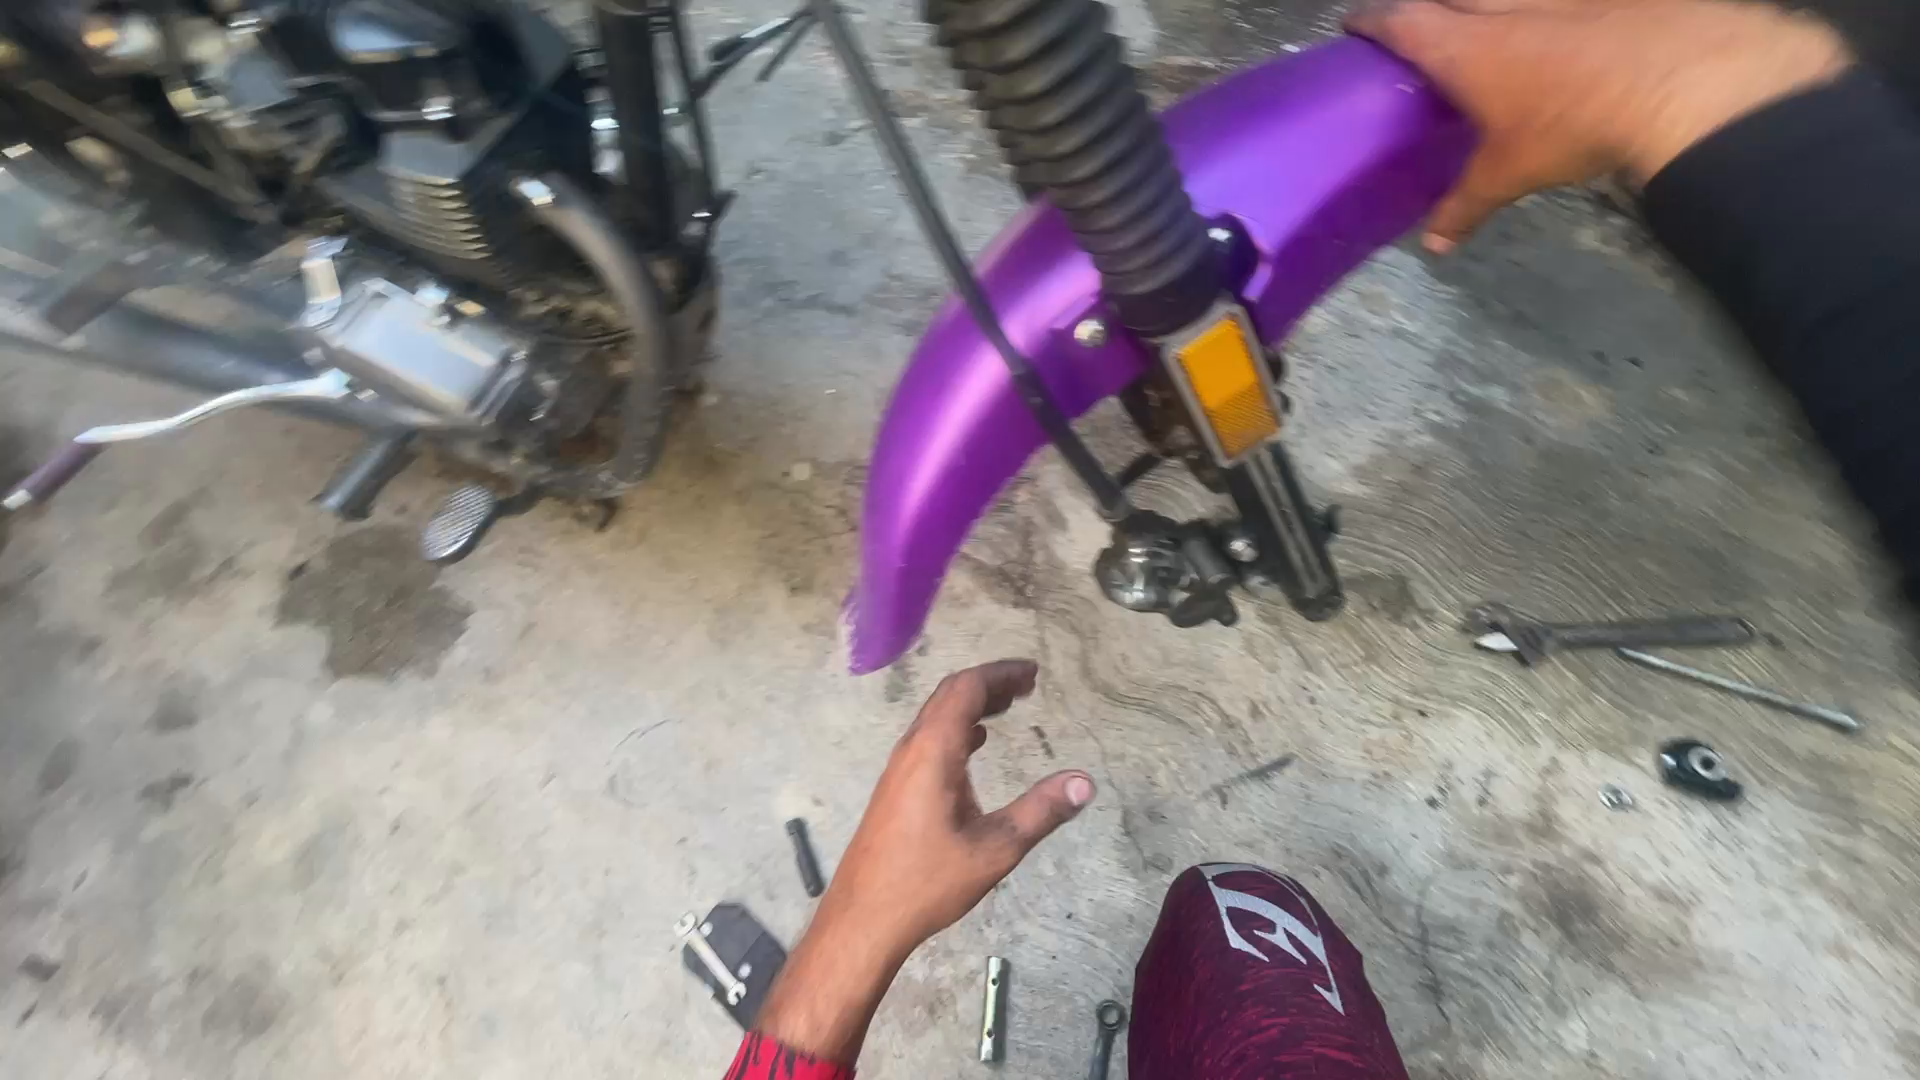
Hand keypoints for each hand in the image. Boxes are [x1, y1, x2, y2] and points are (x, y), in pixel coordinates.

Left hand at [755, 660, 1093, 1063]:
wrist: (862, 919)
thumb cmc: (927, 882)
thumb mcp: (995, 849)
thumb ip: (1040, 812)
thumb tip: (1083, 782)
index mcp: (934, 750)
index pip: (967, 688)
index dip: (1001, 673)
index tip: (1033, 673)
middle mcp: (913, 748)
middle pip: (950, 695)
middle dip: (990, 683)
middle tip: (1029, 685)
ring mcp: (900, 767)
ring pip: (937, 716)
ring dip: (972, 704)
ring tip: (1009, 706)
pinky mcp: (897, 786)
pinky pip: (930, 738)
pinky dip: (958, 727)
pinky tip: (976, 743)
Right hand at [1348, 0, 1851, 250]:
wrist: (1691, 80)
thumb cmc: (1574, 126)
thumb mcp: (1507, 175)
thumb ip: (1464, 207)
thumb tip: (1435, 246)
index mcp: (1468, 48)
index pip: (1404, 22)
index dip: (1373, 21)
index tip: (1351, 22)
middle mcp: (1511, 7)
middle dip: (1424, 6)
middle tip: (1411, 24)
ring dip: (1483, 6)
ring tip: (1476, 22)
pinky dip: (1542, 9)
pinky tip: (1551, 23)